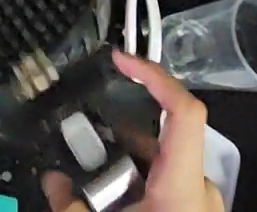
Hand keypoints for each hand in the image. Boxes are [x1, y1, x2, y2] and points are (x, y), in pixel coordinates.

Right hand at [42, 50, 223, 211]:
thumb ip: (69, 205)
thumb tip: (53, 182)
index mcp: (183, 186)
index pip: (184, 111)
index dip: (154, 75)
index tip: (118, 59)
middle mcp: (202, 194)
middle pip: (160, 144)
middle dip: (118, 142)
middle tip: (80, 151)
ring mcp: (203, 211)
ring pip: (161, 173)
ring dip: (126, 173)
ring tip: (93, 188)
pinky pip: (167, 195)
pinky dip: (138, 193)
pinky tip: (111, 206)